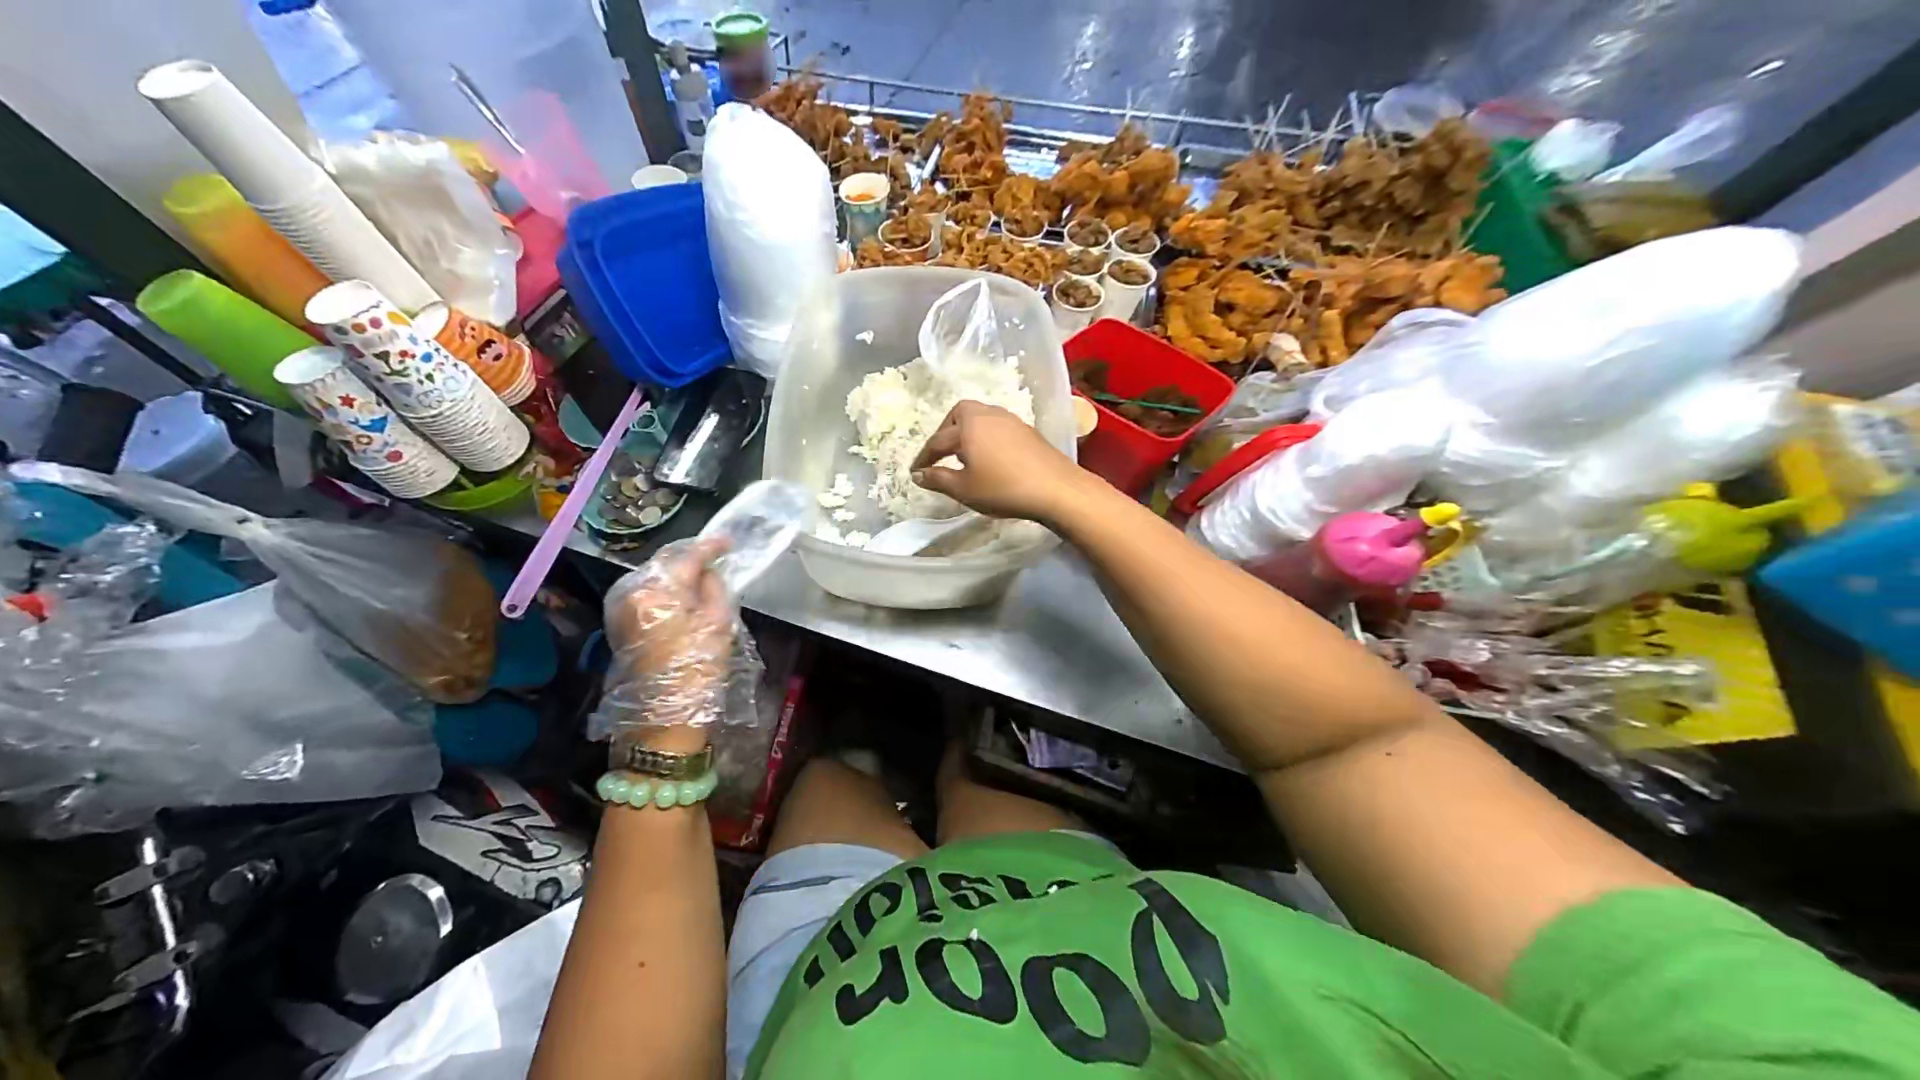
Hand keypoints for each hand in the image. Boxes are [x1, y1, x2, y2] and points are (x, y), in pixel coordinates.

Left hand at [604, 536, 734, 749]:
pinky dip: (666, 592)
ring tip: (704, 578)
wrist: (658, 725)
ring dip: (678, 575)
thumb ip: (715, 589)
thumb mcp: (718, 626)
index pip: (686, 556)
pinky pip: (646, 595)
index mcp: (655, 590)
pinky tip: (684, 598)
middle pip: (665, 563)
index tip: (730, 542)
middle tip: (718, 558)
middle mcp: (630, 592)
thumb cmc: (694, 673)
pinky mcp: (618, 626)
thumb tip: (709, 572)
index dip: (711, 546)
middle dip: (691, 559)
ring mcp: (619, 609)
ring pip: (654, 578)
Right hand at [910, 400, 1093, 523]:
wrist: (1056, 489)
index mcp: (967, 425)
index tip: (915, 472)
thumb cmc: (1003, 489)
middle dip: (945, 431)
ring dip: (967, 433)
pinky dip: (985, 437)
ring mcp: (1011, 420)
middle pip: (959, 414)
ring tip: (964, 456)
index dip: (924, 458)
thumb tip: (918, 475)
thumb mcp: (964, 489)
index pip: (937, 441)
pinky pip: (997, 427)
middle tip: (940, 454)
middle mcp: (988, 415)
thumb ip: (938, 479)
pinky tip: (989, 458)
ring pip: (980, 418)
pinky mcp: (1028, 431)